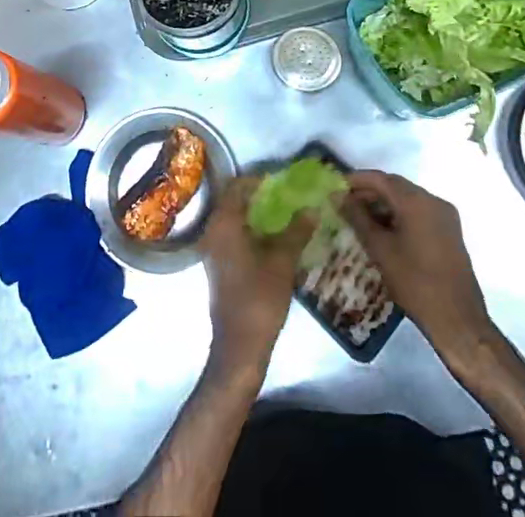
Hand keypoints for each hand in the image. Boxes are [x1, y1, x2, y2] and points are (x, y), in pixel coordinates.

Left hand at [200, 177, 313, 368]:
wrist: (239, 345)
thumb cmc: (259, 299)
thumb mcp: (283, 261)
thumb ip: (296, 231)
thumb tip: (311, 209)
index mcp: (223, 225)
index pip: (237, 187)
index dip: (260, 179)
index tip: (284, 180)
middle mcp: (213, 232)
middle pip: (234, 200)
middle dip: (260, 194)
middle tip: (288, 193)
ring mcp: (214, 250)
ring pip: (234, 218)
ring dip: (257, 212)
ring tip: (286, 211)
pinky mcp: (220, 265)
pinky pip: (234, 234)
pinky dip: (253, 228)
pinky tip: (275, 235)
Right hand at [339, 171, 496, 367]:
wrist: (457, 317)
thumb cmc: (414, 282)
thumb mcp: (380, 249)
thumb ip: (358, 218)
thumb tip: (339, 198)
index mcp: (417, 202)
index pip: (382, 179)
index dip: (358, 179)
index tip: (337, 186)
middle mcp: (434, 201)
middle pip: (397, 187)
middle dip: (370, 192)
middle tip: (344, 203)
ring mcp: (445, 215)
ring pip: (408, 200)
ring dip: (384, 204)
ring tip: (359, 217)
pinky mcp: (449, 231)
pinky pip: (420, 212)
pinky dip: (399, 214)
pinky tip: (382, 229)